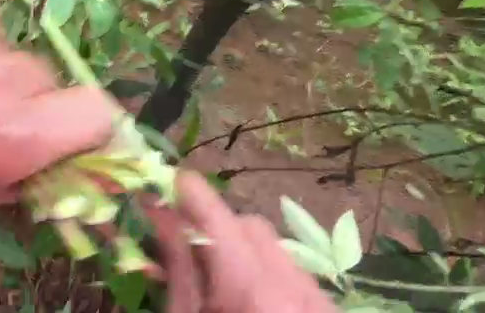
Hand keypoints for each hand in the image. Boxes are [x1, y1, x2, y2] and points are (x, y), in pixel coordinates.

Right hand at [146, 173, 338, 312]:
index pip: (216, 211)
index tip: (163, 185)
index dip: (187, 190)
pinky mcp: (329, 310)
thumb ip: (176, 260)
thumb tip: (155, 204)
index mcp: (251, 288)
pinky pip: (297, 272)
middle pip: (249, 224)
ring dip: (244, 250)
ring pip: (275, 246)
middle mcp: (295, 289)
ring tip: (224, 281)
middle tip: (192, 250)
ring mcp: (322, 302)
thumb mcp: (185, 312)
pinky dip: (271, 273)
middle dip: (218, 228)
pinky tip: (256, 299)